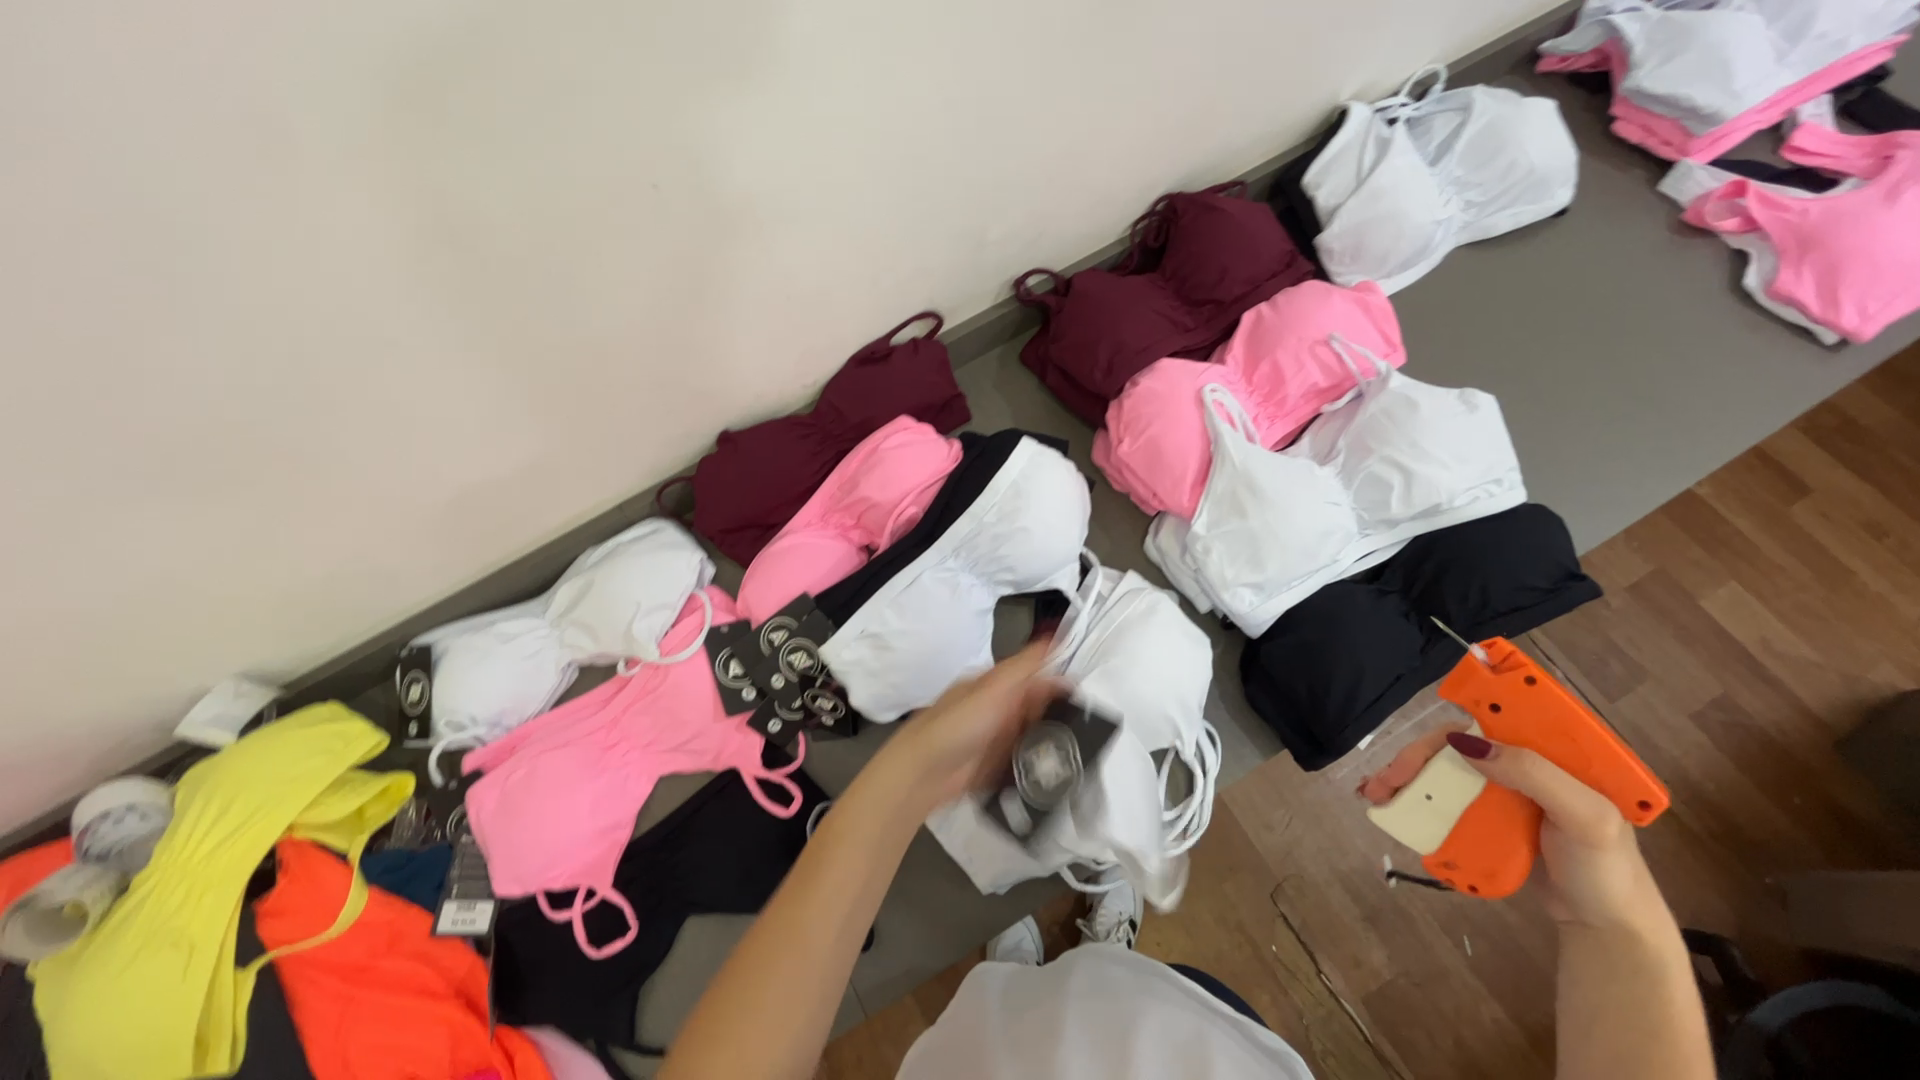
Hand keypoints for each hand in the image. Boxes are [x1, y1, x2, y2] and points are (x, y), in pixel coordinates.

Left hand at [871, 641, 1065, 810]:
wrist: (923, 773)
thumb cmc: (956, 725)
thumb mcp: (993, 688)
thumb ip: (1025, 665)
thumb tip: (1056, 636)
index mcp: (995, 685)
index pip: (1034, 676)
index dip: (1058, 683)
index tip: (1084, 697)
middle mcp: (997, 709)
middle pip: (1038, 709)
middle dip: (1059, 716)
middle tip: (1084, 729)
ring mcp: (997, 740)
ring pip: (1034, 736)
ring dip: (1051, 742)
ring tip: (1077, 751)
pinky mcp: (997, 767)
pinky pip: (1025, 762)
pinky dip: (1038, 765)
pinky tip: (1056, 771)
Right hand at [1361, 728, 1667, 932]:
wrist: (1605, 929)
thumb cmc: (1606, 870)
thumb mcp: (1584, 816)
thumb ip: (1534, 774)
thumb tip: (1463, 743)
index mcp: (1556, 751)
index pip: (1494, 718)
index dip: (1453, 723)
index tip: (1421, 746)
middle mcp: (1526, 762)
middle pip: (1459, 744)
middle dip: (1415, 757)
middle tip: (1384, 782)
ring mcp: (1505, 790)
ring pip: (1446, 769)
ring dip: (1407, 777)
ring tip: (1374, 795)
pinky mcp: (1489, 817)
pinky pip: (1448, 799)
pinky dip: (1417, 798)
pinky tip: (1391, 806)